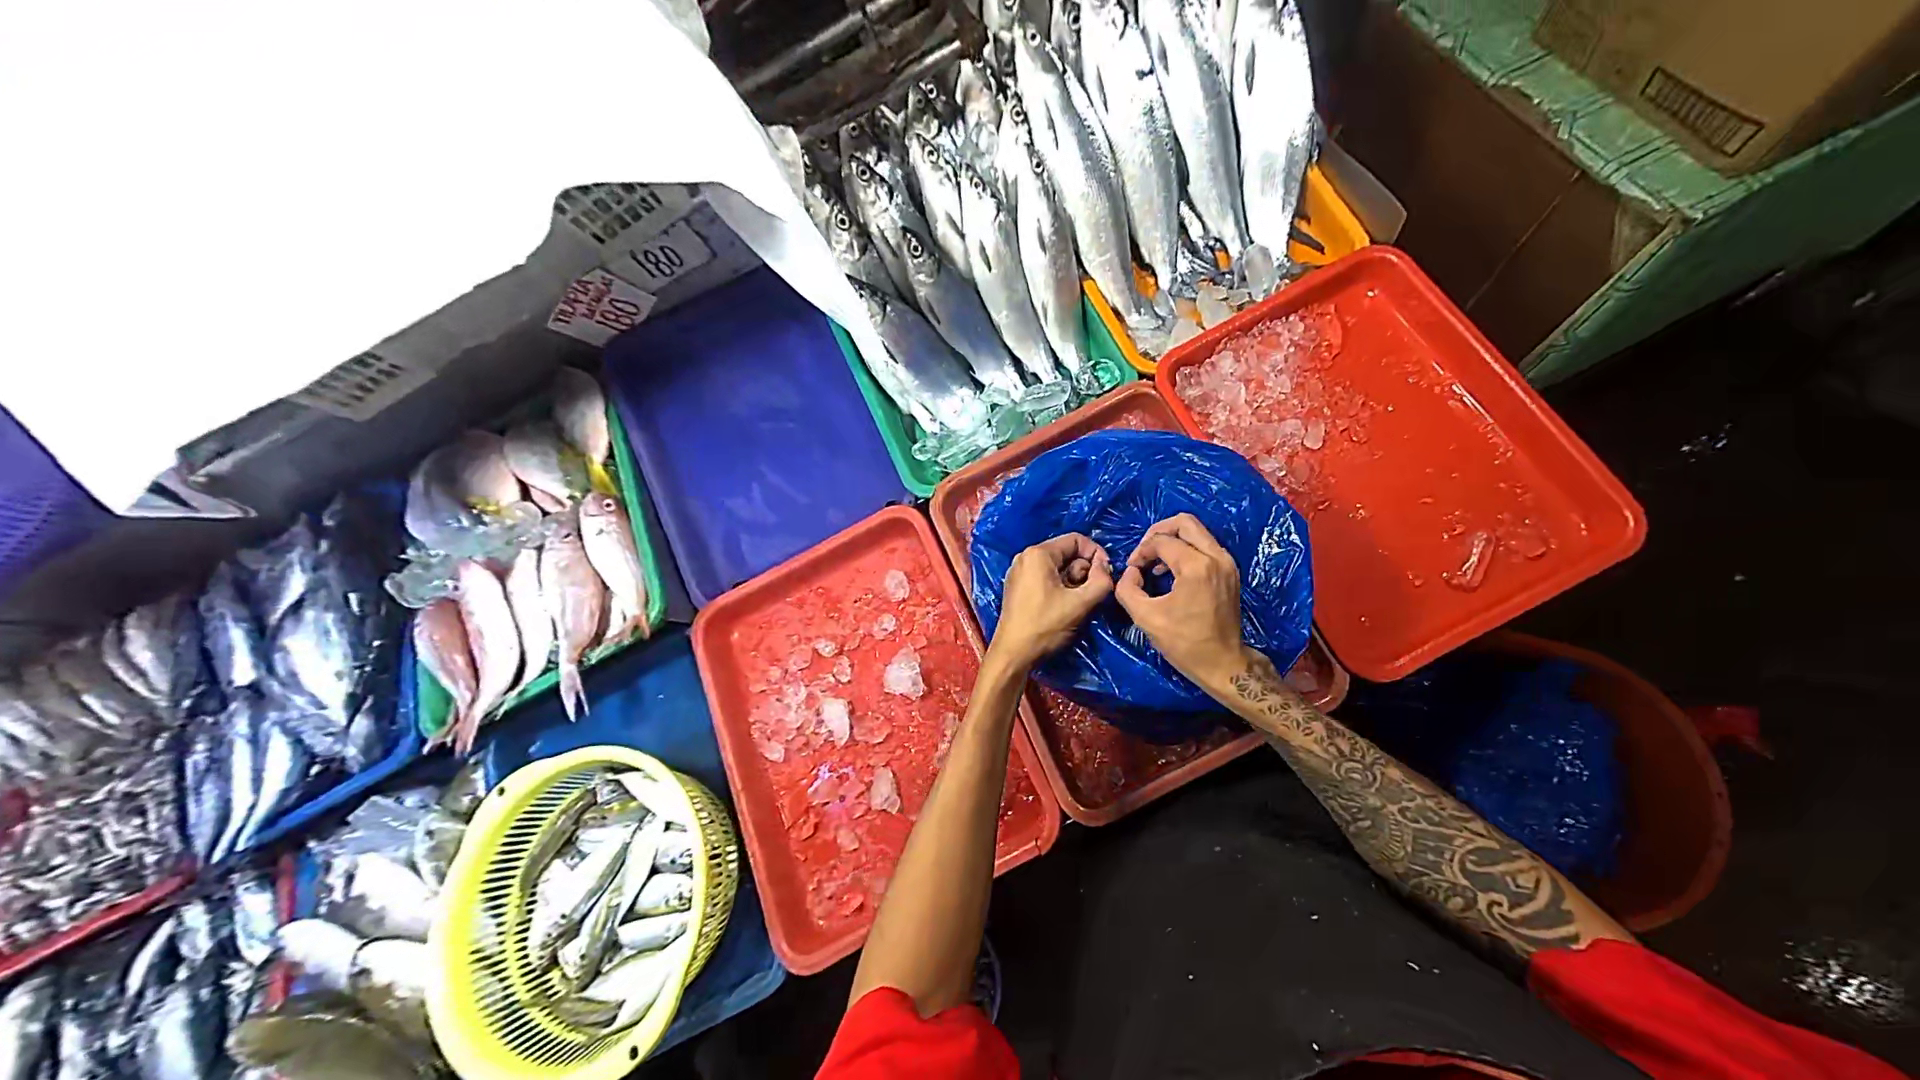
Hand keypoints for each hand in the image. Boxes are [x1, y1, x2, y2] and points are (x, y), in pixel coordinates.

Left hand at [989, 533, 1114, 669]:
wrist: (1013, 653)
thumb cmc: (1045, 626)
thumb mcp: (1081, 603)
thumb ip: (1102, 580)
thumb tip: (1105, 566)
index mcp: (1038, 553)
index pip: (1077, 540)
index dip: (1096, 555)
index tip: (1105, 575)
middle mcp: (1026, 557)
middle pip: (1067, 553)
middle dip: (1083, 572)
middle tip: (1087, 594)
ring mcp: (1020, 572)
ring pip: (1058, 567)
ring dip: (1074, 582)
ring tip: (1075, 604)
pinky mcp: (1018, 587)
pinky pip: (1046, 578)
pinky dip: (1060, 588)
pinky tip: (1062, 607)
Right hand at [1115, 514, 1245, 686]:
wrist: (1223, 663)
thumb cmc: (1184, 642)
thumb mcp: (1145, 617)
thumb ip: (1127, 588)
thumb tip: (1131, 572)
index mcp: (1197, 566)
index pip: (1161, 541)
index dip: (1141, 551)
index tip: (1132, 569)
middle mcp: (1216, 557)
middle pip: (1185, 522)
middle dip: (1158, 532)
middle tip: (1144, 551)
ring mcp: (1227, 563)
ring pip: (1197, 532)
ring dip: (1172, 540)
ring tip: (1155, 562)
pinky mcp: (1230, 571)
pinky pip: (1205, 546)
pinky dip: (1186, 550)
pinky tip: (1172, 570)